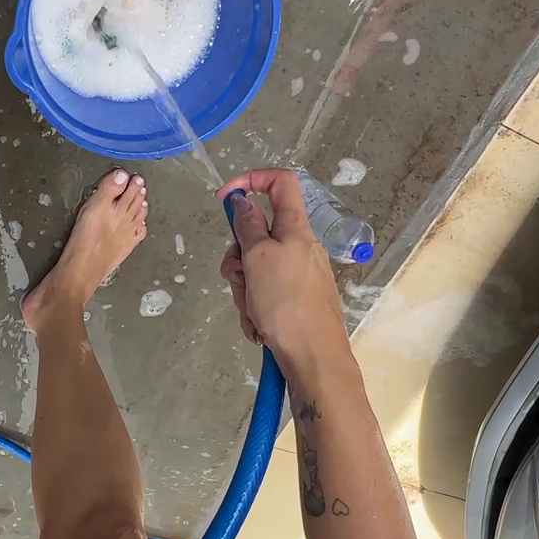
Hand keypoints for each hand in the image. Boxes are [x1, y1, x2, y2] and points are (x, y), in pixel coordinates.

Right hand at [217, 169, 350, 375]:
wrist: (314, 358)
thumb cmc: (286, 303)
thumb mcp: (259, 258)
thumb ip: (247, 227)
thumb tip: (241, 200)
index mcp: (295, 229)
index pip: (279, 183)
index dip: (250, 180)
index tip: (224, 198)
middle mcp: (299, 248)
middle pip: (256, 236)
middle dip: (237, 258)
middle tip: (238, 277)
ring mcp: (297, 276)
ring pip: (255, 270)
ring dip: (244, 291)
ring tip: (253, 312)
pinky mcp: (294, 302)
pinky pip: (263, 297)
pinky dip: (255, 310)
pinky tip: (260, 328)